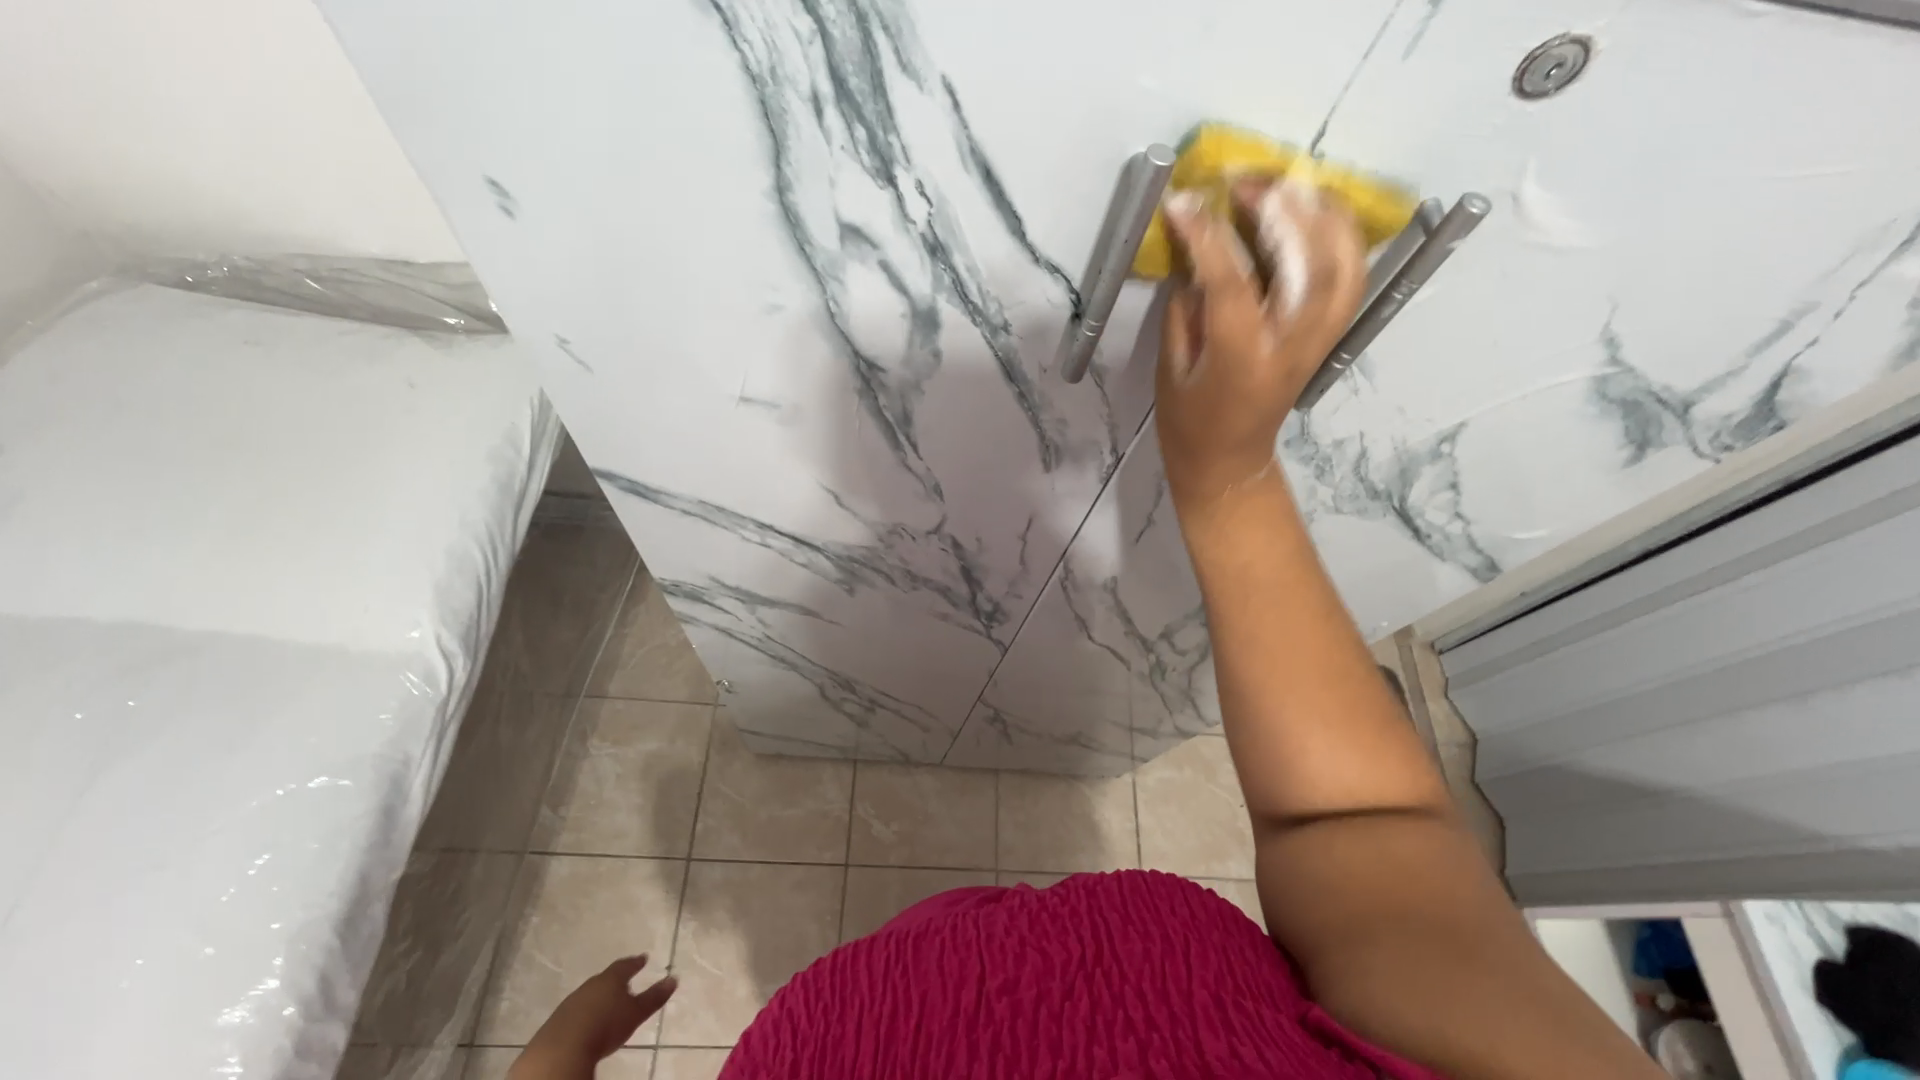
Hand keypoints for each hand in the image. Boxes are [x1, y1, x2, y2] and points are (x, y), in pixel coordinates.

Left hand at [509, 956, 676, 1079]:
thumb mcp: (636, 1013)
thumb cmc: (606, 1027)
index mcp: (610, 979)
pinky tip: (588, 1023)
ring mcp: (571, 1002)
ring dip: (599, 997)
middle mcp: (590, 985)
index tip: (643, 958)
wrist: (561, 1050)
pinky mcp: (558, 1021)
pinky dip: (585, 1013)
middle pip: (605, 979)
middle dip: (615, 981)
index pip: (625, 965)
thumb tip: (674, 979)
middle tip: (625, 982)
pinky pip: (576, 1011)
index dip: (635, 962)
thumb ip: (654, 997)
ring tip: (608, 1004)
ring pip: (589, 995)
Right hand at [1156, 176, 1366, 507]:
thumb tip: (1197, 253)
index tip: (1184, 200)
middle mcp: (1291, 345)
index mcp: (1242, 359)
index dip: (1208, 235)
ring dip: (1324, 215)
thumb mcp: (1171, 367)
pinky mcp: (1330, 334)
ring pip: (1346, 264)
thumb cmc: (1190, 422)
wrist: (1230, 461)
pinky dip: (1340, 236)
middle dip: (1283, 211)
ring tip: (1289, 187)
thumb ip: (1187, 307)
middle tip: (1247, 183)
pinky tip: (1314, 213)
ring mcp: (1319, 339)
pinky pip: (1351, 275)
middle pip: (1311, 264)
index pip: (1233, 282)